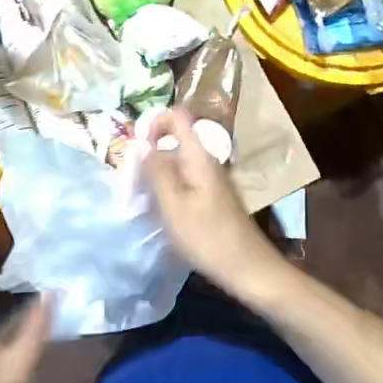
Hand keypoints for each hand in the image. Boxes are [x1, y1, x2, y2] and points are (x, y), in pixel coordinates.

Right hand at [141, 109, 280, 288]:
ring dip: (159, 176)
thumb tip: (143, 144)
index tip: (138, 149)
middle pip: (176, 140)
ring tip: (146, 202)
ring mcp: (213, 180)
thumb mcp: (173, 204)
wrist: (248, 267)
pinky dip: (171, 190)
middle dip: (152, 155)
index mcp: (199, 155)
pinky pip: (187, 181)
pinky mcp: (214, 198)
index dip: (154, 123)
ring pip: (179, 163)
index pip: (177, 116)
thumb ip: (156, 171)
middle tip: (135, 183)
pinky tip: (165, 214)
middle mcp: (208, 161)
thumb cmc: (207, 236)